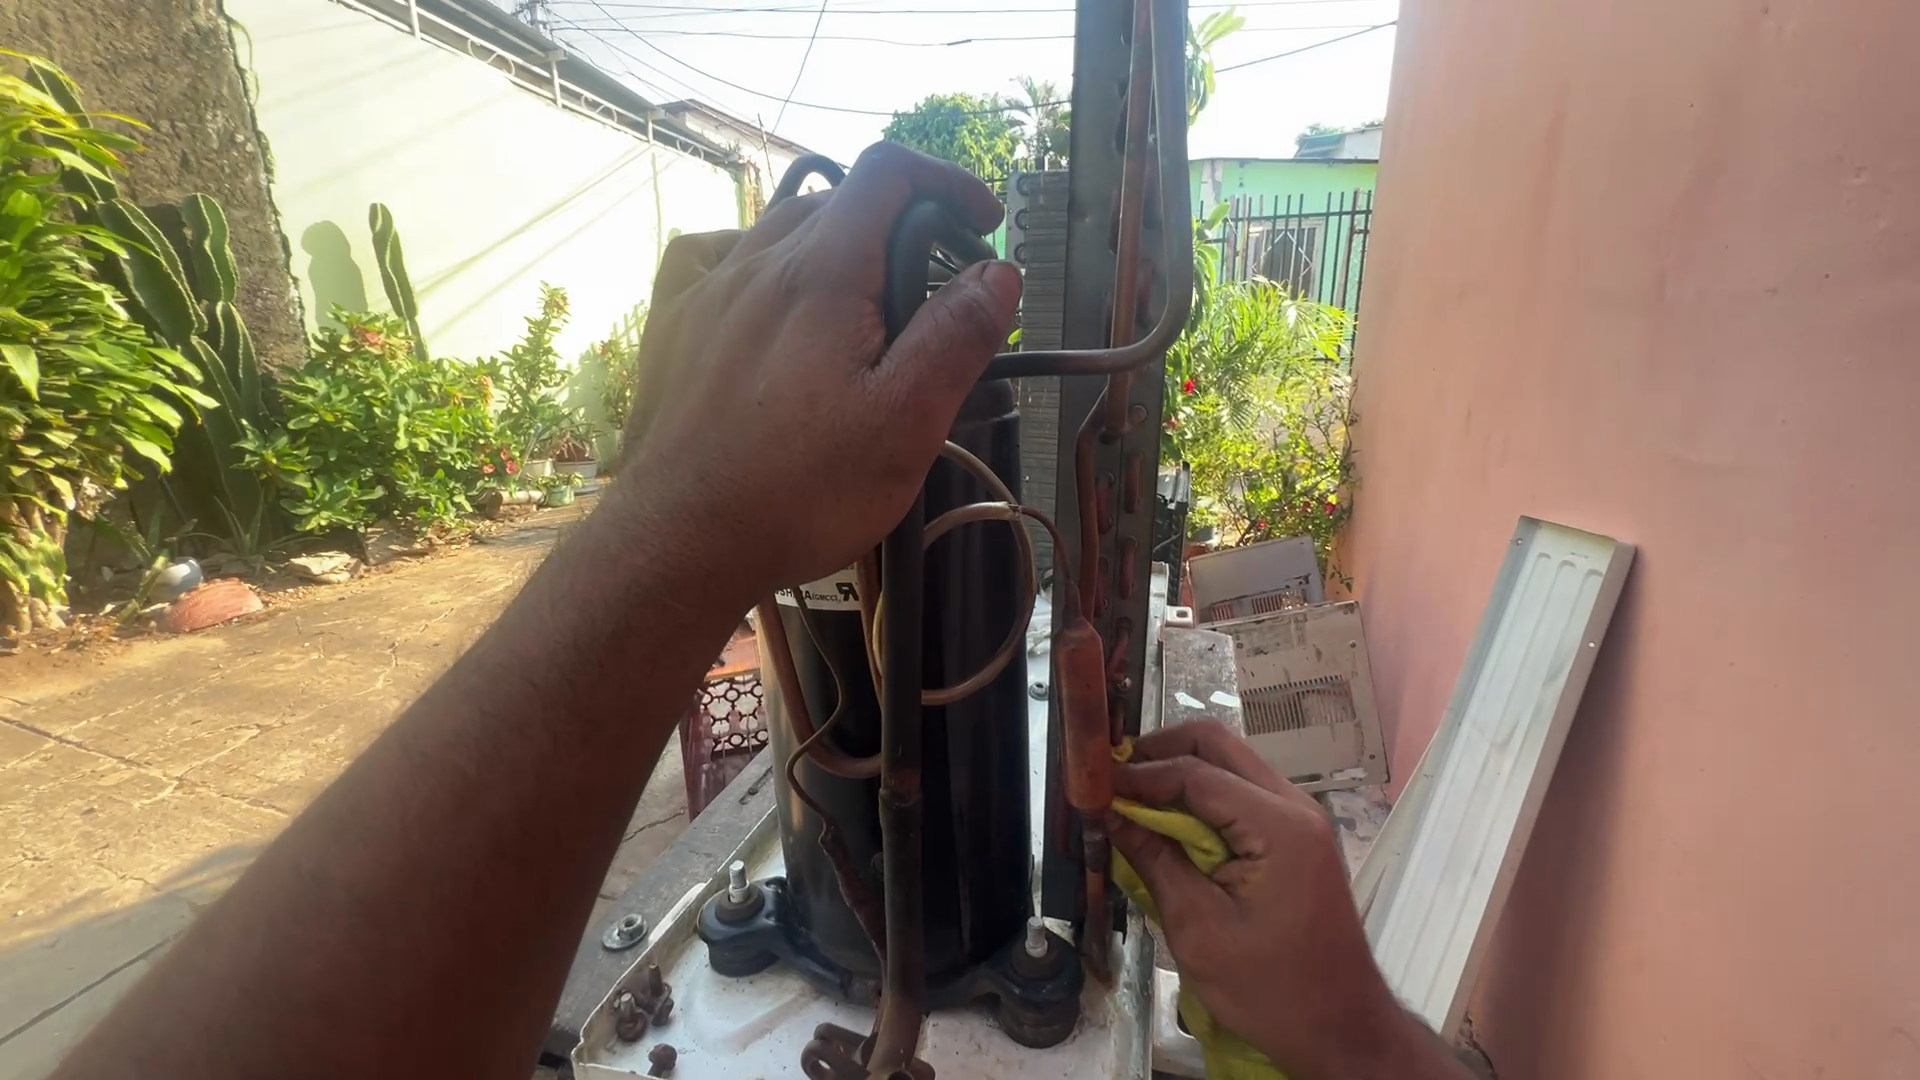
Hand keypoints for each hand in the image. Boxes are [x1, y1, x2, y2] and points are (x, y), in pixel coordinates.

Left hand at [611, 142, 1022, 604]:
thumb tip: (998, 273)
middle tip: (932, 302)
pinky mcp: (674, 326)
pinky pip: (716, 256)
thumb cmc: (802, 492)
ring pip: (783, 231)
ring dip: (839, 250)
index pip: (890, 172)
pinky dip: (759, 257)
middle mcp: (757, 262)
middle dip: (903, 233)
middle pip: (843, 204)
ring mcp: (707, 292)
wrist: (683, 542)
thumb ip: (956, 337)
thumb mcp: (905, 423)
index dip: (947, 180)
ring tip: (862, 312)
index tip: (983, 224)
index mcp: (822, 273)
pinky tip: (767, 292)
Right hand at [1111, 722, 1463, 1079]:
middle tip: (1115, 774)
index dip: (1140, 774)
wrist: (1343, 1032)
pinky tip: (1168, 813)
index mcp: (1278, 827)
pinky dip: (1199, 789)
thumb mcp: (1199, 929)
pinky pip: (1239, 787)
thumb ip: (1154, 860)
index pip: (1196, 773)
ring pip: (1229, 759)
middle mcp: (1294, 805)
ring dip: (1178, 766)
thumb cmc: (1272, 991)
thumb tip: (1109, 813)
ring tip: (1133, 791)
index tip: (1097, 783)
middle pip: (1217, 743)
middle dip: (1159, 751)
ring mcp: (1299, 815)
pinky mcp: (1294, 831)